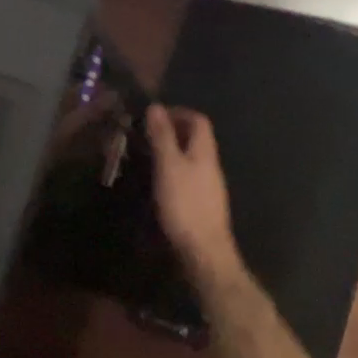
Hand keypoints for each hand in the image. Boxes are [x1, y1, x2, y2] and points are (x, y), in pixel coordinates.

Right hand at [145, 105, 240, 278]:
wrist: (204, 251)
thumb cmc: (185, 204)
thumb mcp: (169, 166)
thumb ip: (162, 137)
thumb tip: (156, 106)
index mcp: (205, 152)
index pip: (199, 121)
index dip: (179, 113)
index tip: (154, 116)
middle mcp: (211, 165)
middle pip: (196, 139)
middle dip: (173, 132)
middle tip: (146, 135)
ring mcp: (209, 186)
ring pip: (192, 159)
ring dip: (172, 152)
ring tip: (147, 156)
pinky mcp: (203, 205)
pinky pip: (189, 177)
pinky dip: (174, 172)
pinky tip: (158, 183)